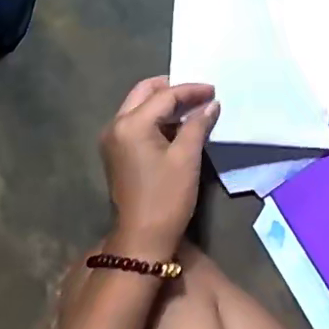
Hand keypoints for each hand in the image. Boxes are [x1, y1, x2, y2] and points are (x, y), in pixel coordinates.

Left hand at [98, 78, 218, 259]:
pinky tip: (179, 124)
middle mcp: (116, 126)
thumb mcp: (187, 157)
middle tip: (200, 93)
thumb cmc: (166, 196)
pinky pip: (137, 122)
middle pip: (145, 92)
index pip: (165, 95)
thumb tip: (211, 104)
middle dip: (173, 89)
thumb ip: (198, 124)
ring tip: (194, 107)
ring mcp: (113, 139)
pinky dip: (158, 117)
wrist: (142, 239)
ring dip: (165, 103)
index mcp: (131, 124)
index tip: (215, 90)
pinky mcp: (117, 152)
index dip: (191, 90)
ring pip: (140, 106)